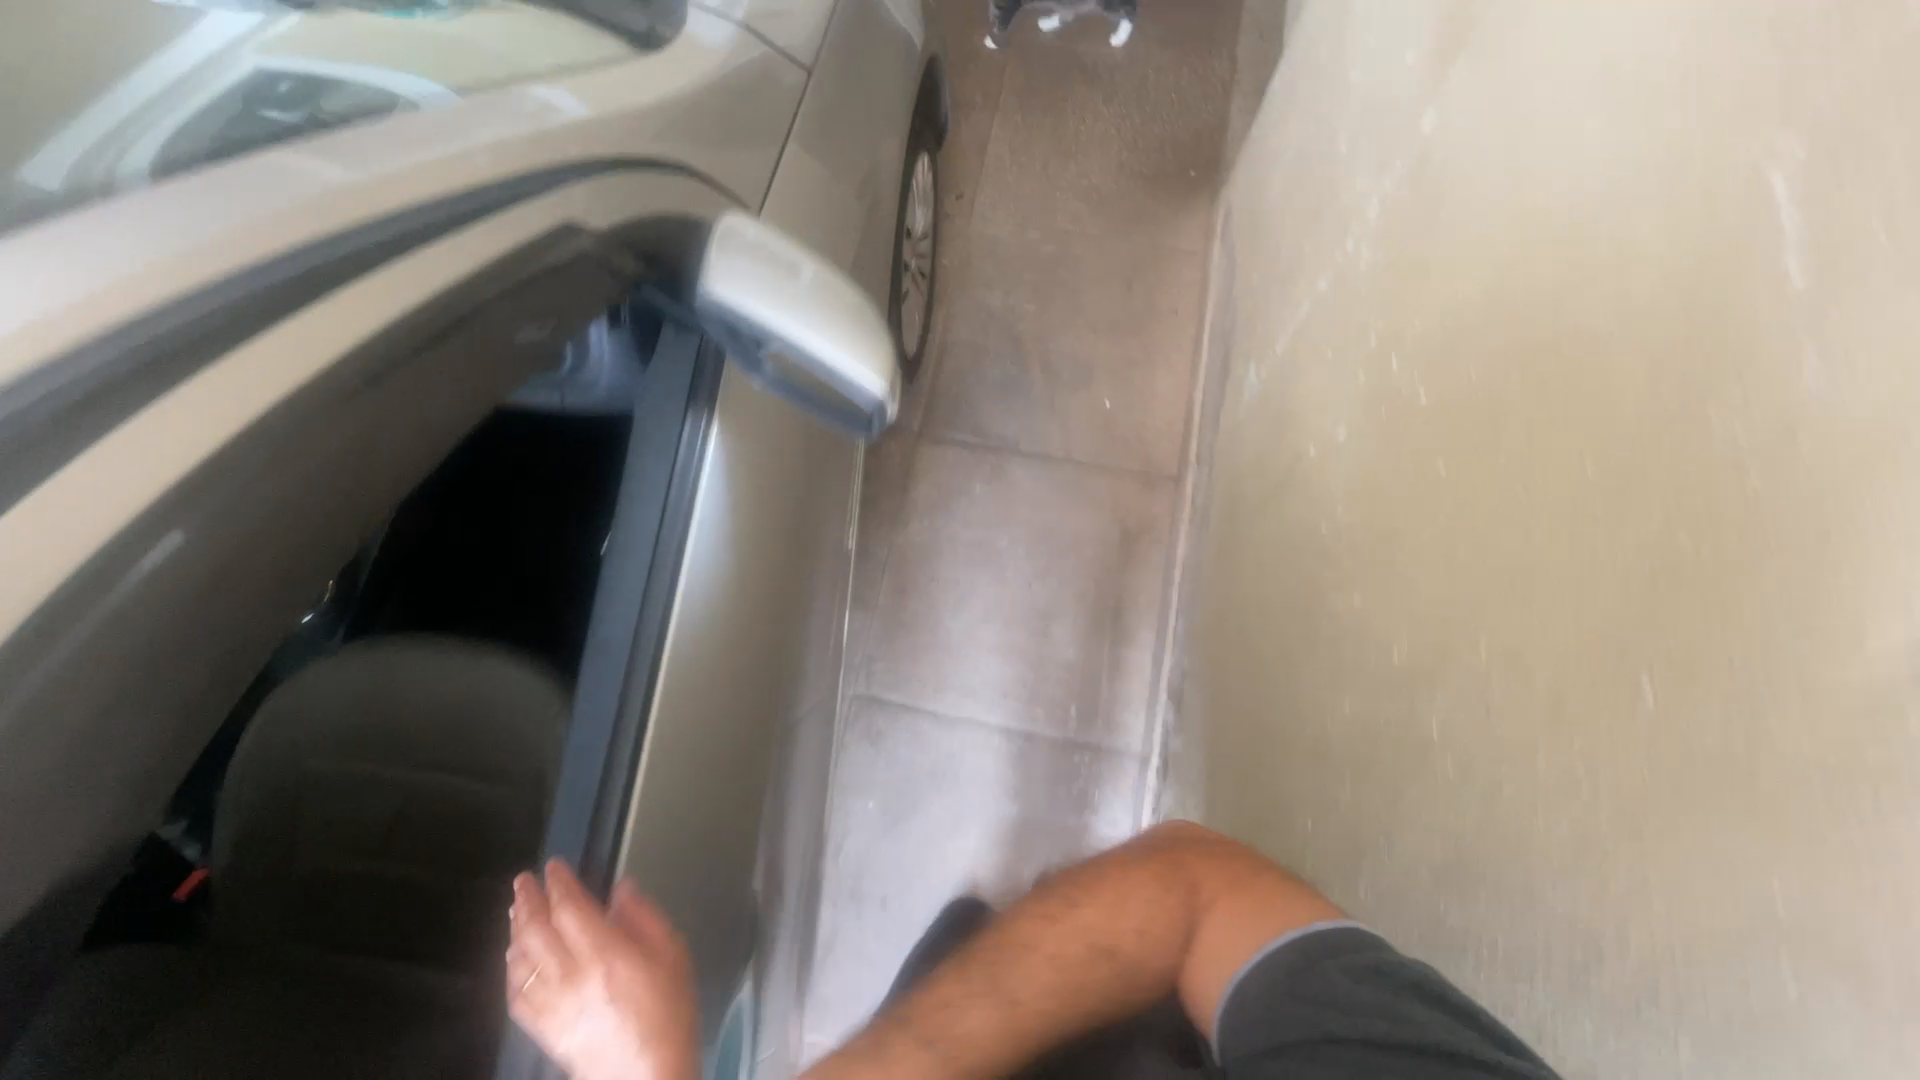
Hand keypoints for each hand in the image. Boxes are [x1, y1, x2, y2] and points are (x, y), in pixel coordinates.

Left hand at [507, 860, 700, 1079]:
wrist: (650, 1078)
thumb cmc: (670, 1014)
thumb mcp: (674, 954)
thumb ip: (646, 918)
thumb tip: (622, 891)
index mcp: (606, 955)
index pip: (570, 909)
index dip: (559, 884)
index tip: (554, 866)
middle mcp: (572, 977)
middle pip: (538, 931)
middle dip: (528, 901)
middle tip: (523, 882)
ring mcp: (552, 1006)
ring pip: (522, 960)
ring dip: (516, 930)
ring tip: (517, 911)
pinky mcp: (544, 1030)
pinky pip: (517, 996)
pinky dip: (511, 971)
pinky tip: (514, 959)